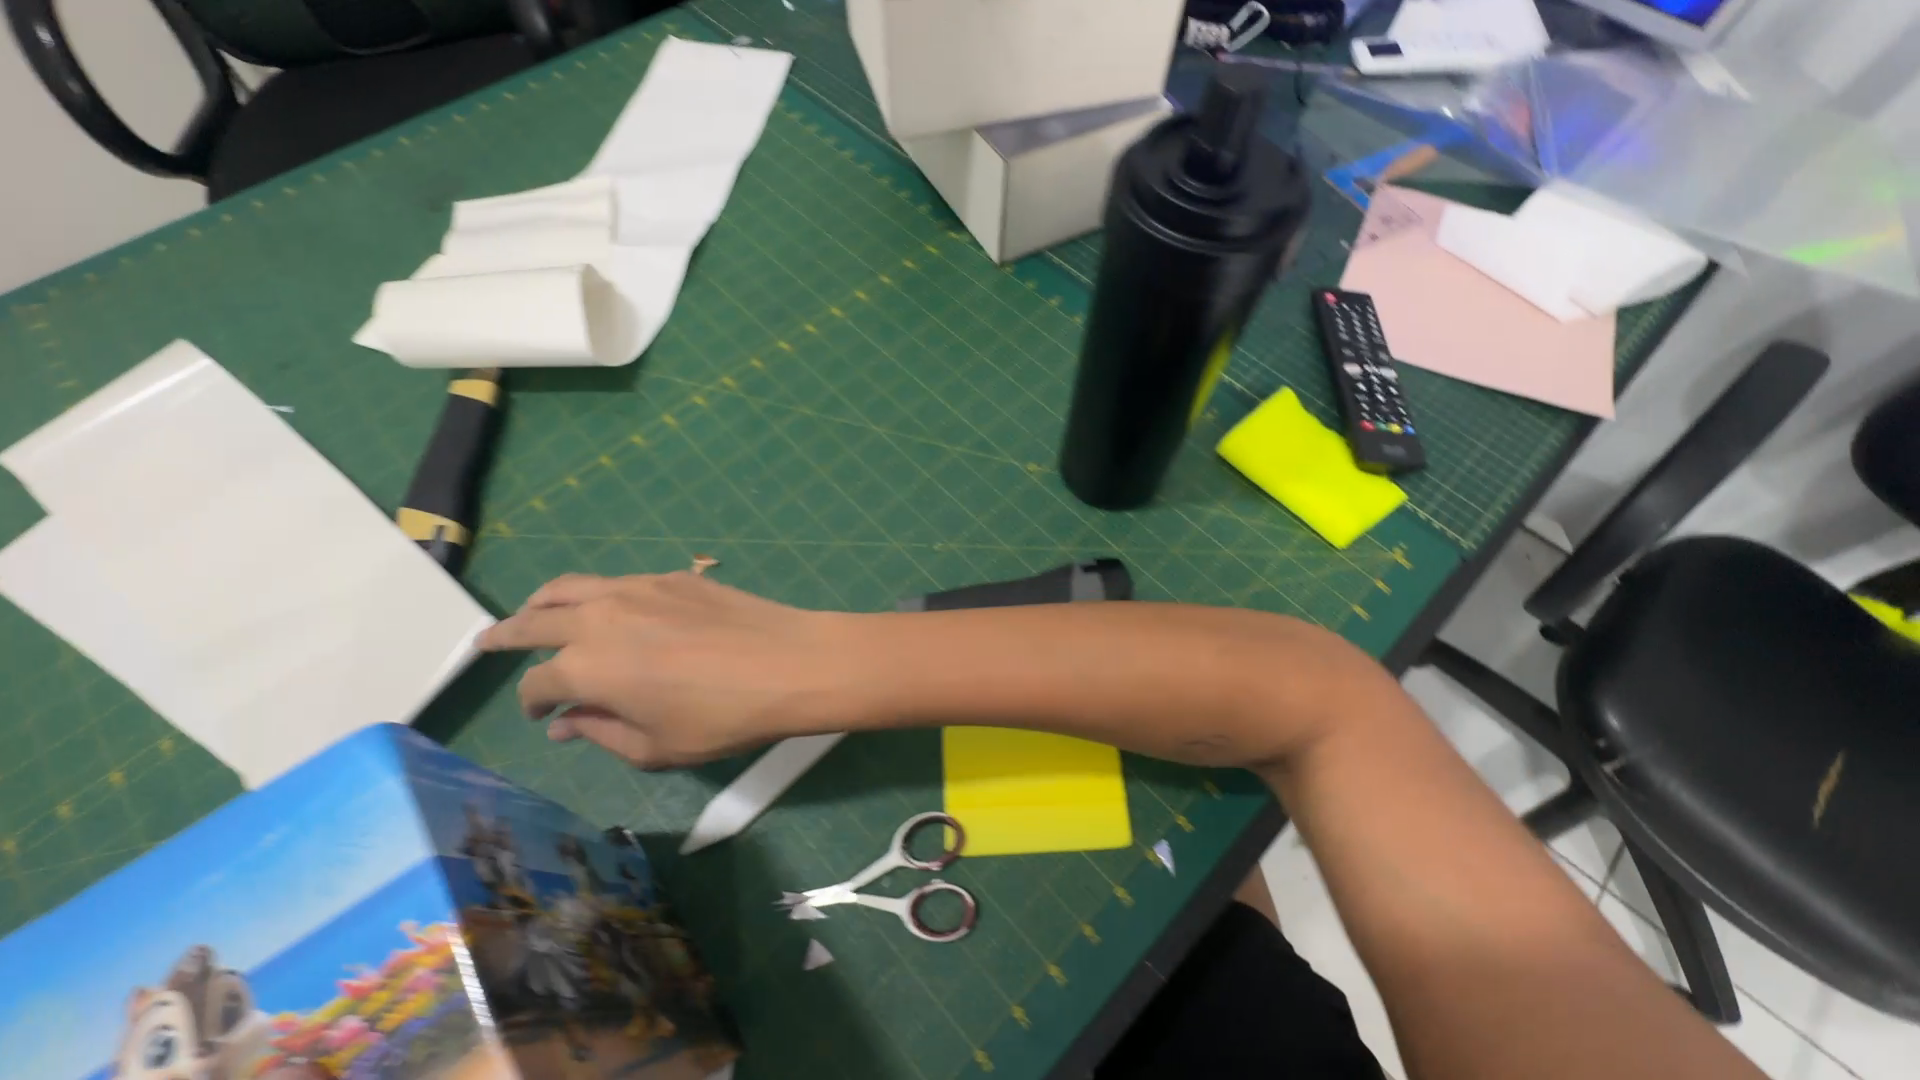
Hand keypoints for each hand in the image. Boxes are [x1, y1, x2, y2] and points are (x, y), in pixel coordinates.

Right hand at [478, 573, 856, 767]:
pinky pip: (615, 581)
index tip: (542, 715)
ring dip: (543, 602)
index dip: (533, 703)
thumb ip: (599, 733)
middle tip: (489, 641)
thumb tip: (564, 724)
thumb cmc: (721, 718)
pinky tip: (606, 608)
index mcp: (585, 667)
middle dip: (507, 634)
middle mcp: (597, 618)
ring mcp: (634, 589)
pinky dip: (594, 593)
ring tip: (533, 612)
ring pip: (569, 587)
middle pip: (534, 620)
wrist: (787, 663)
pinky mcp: (670, 577)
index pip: (537, 684)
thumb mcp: (654, 747)